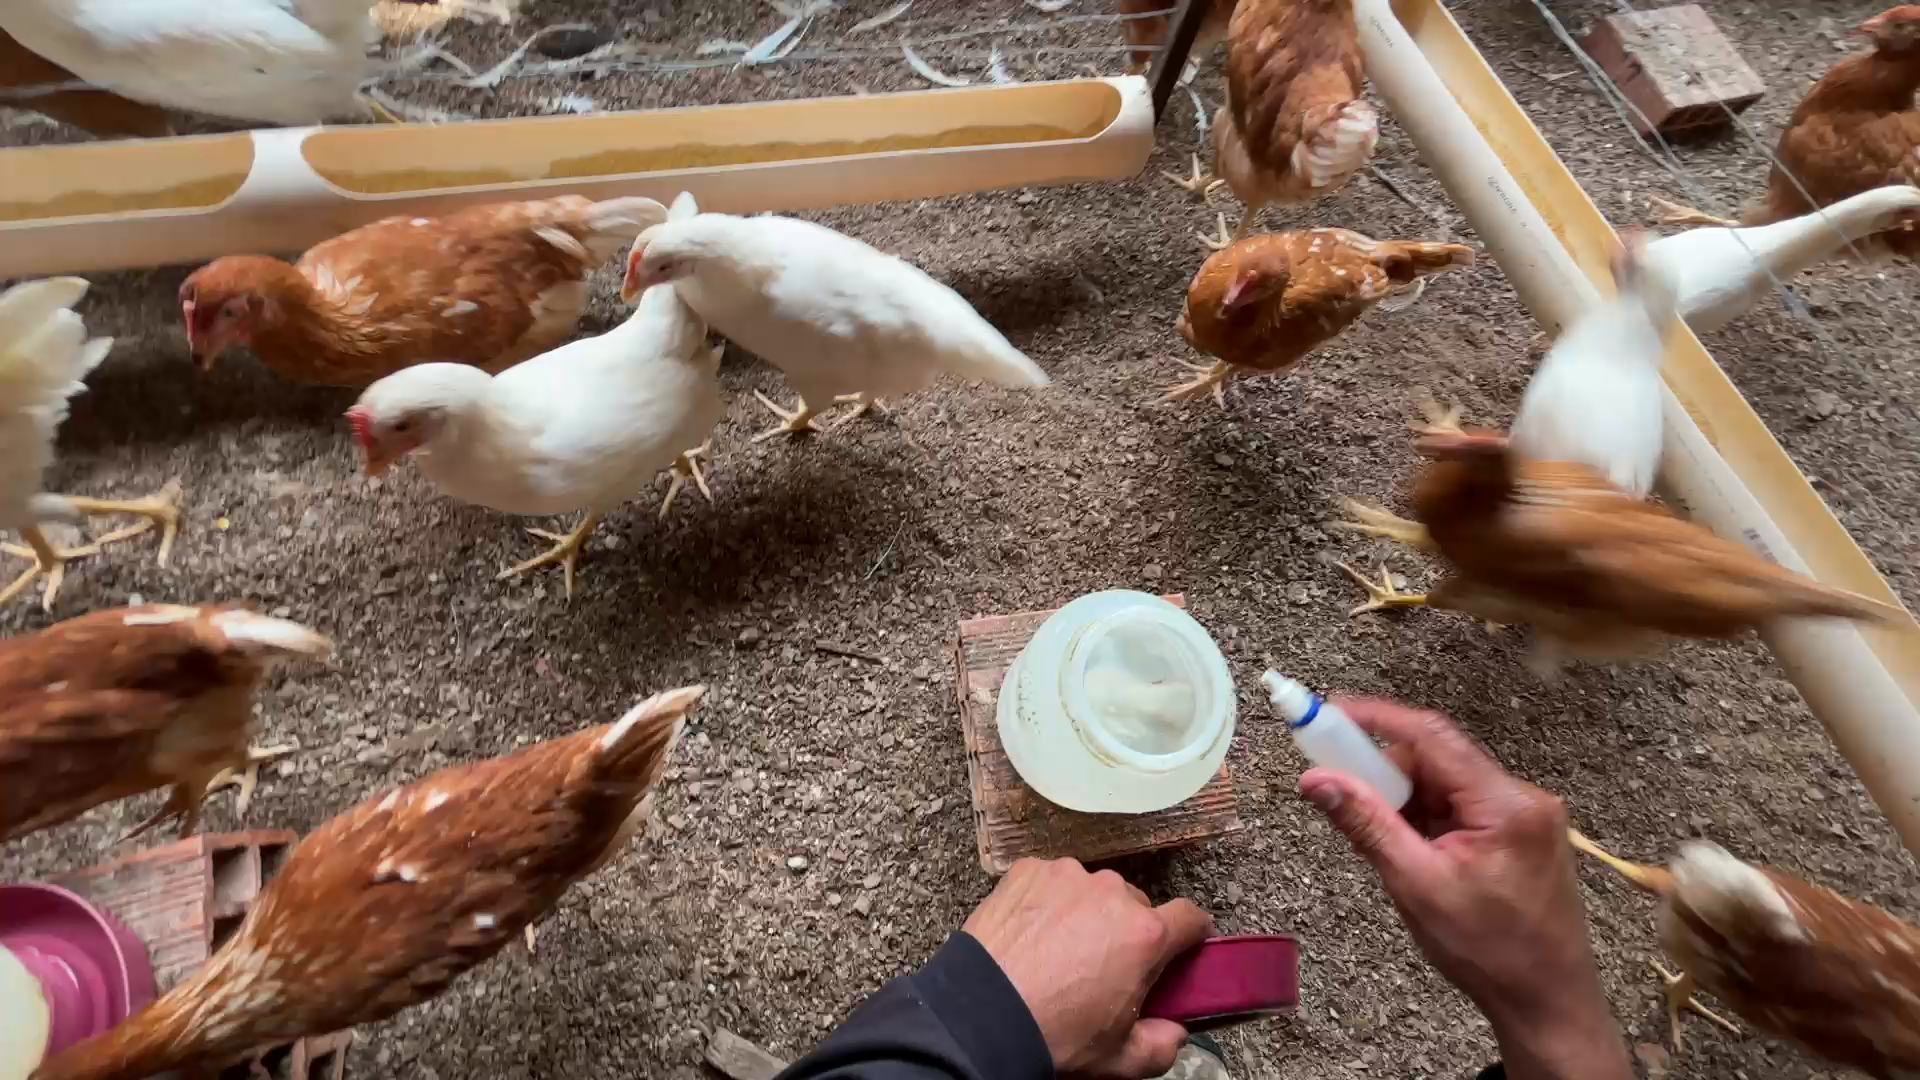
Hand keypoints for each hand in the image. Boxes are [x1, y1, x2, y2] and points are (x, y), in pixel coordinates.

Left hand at [962, 858, 1214, 1077]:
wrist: (983, 1010)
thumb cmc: (1055, 1033)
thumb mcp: (1120, 1059)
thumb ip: (1160, 1044)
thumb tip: (1173, 1031)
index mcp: (1144, 935)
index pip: (1189, 917)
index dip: (1190, 932)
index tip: (1184, 944)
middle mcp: (1110, 891)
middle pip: (1134, 904)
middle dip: (1126, 929)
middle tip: (1103, 962)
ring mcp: (1066, 874)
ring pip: (1090, 889)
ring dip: (1085, 911)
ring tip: (1059, 948)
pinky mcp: (1029, 868)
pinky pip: (1050, 880)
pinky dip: (1047, 900)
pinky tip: (1031, 932)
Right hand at [1297, 698, 1630, 1079]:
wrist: (1551, 1009)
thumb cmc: (1489, 953)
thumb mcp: (1415, 884)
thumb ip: (1365, 822)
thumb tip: (1314, 778)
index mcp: (1506, 805)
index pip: (1431, 735)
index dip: (1375, 716)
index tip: (1328, 710)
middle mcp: (1521, 797)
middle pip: (1433, 756)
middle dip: (1384, 769)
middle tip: (1342, 788)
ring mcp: (1521, 813)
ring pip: (1440, 778)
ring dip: (1402, 796)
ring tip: (1386, 839)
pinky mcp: (1514, 830)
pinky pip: (1453, 800)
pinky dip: (1420, 813)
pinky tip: (1410, 846)